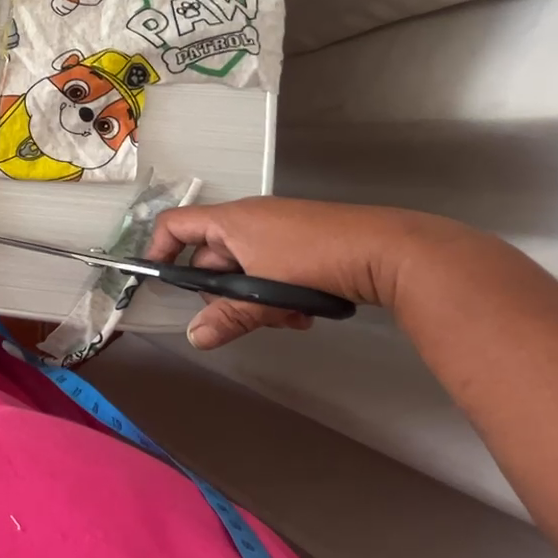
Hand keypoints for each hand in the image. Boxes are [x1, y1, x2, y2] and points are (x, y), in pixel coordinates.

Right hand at [145, 197, 461, 349]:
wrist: (398, 251)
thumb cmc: (317, 260)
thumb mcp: (265, 292)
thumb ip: (228, 316)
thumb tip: (195, 338)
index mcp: (230, 220)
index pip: (174, 225)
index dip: (159, 249)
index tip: (160, 279)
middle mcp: (251, 218)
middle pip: (212, 255)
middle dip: (225, 291)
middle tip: (244, 315)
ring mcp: (282, 229)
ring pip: (248, 267)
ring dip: (257, 297)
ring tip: (287, 318)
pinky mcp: (310, 242)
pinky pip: (275, 266)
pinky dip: (281, 290)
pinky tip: (305, 312)